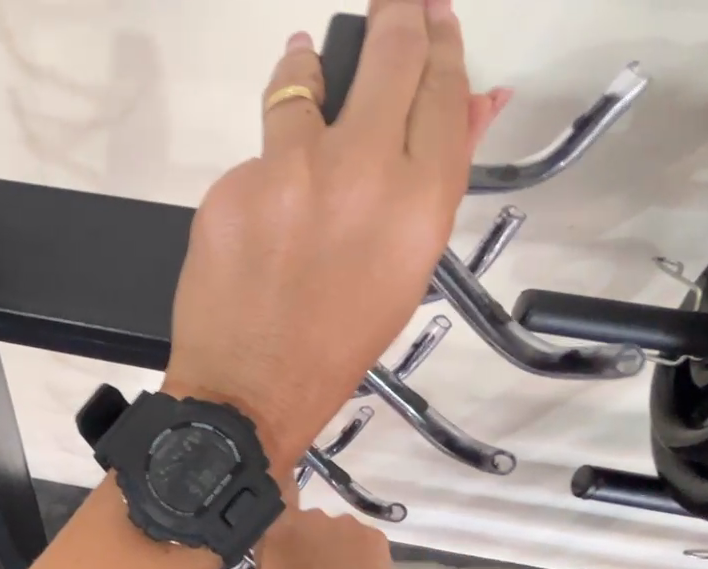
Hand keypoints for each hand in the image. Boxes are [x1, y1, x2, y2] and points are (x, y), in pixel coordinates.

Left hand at [162, 0, 507, 465]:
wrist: (249, 391)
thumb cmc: (337, 342)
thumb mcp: (406, 267)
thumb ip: (437, 178)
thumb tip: (479, 100)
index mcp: (422, 197)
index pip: (442, 83)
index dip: (437, 38)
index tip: (428, 13)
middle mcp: (361, 168)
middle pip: (386, 52)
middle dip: (391, 15)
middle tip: (387, 4)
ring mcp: (287, 173)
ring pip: (302, 83)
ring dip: (308, 70)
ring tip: (305, 68)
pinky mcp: (228, 188)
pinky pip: (253, 156)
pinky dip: (262, 166)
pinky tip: (261, 207)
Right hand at [256, 508, 406, 568]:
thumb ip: (266, 556)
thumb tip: (271, 545)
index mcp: (283, 524)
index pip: (278, 500)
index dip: (281, 507)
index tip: (285, 529)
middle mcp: (315, 514)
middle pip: (309, 522)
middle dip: (309, 539)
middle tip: (311, 568)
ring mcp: (348, 523)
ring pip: (337, 531)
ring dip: (335, 547)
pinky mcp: (375, 534)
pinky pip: (361, 541)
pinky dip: (359, 554)